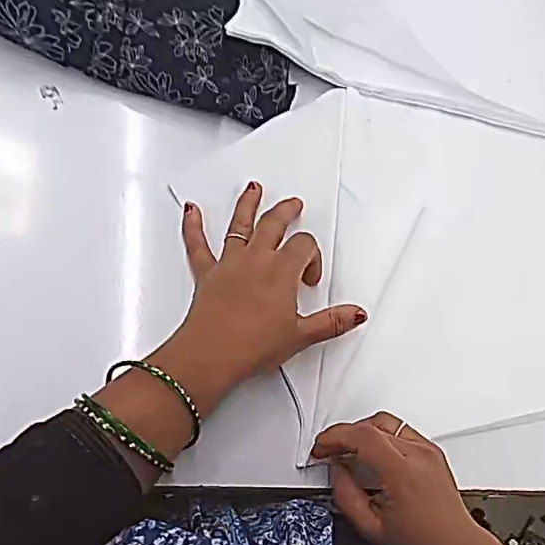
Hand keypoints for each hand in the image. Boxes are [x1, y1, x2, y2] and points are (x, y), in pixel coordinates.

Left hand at [150, 183, 366, 413]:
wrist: (212, 354)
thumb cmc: (251, 346)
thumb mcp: (301, 336)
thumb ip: (331, 322)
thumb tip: (353, 314)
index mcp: (281, 272)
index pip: (304, 247)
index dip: (312, 258)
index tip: (310, 278)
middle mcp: (255, 260)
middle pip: (274, 224)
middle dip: (286, 212)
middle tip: (293, 205)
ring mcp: (229, 264)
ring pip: (240, 224)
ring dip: (248, 204)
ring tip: (254, 190)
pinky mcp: (207, 275)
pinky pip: (198, 244)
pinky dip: (193, 225)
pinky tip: (191, 211)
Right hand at [312, 412, 534, 544]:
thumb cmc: (422, 542)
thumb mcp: (370, 527)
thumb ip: (346, 496)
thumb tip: (335, 471)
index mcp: (403, 473)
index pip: (362, 436)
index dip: (334, 437)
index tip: (322, 448)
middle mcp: (419, 456)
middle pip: (371, 426)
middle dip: (343, 436)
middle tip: (329, 452)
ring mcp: (428, 451)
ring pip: (386, 423)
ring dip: (362, 433)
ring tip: (349, 453)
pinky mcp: (432, 451)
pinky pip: (400, 431)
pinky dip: (380, 436)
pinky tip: (372, 455)